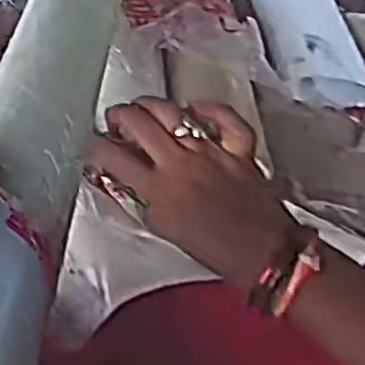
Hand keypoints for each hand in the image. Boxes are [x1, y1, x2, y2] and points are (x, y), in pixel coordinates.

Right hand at [87, 98, 297, 286]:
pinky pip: (228, 121)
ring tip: (144, 113)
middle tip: (117, 125)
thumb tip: (115, 173)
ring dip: (147, 106)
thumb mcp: (160, 225)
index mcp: (156, 187)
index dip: (95, 145)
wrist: (269, 259)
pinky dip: (210, 109)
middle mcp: (179, 164)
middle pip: (134, 120)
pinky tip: (194, 108)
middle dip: (116, 116)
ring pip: (169, 111)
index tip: (96, 147)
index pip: (108, 152)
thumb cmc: (210, 246)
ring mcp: (211, 154)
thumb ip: (135, 194)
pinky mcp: (239, 154)